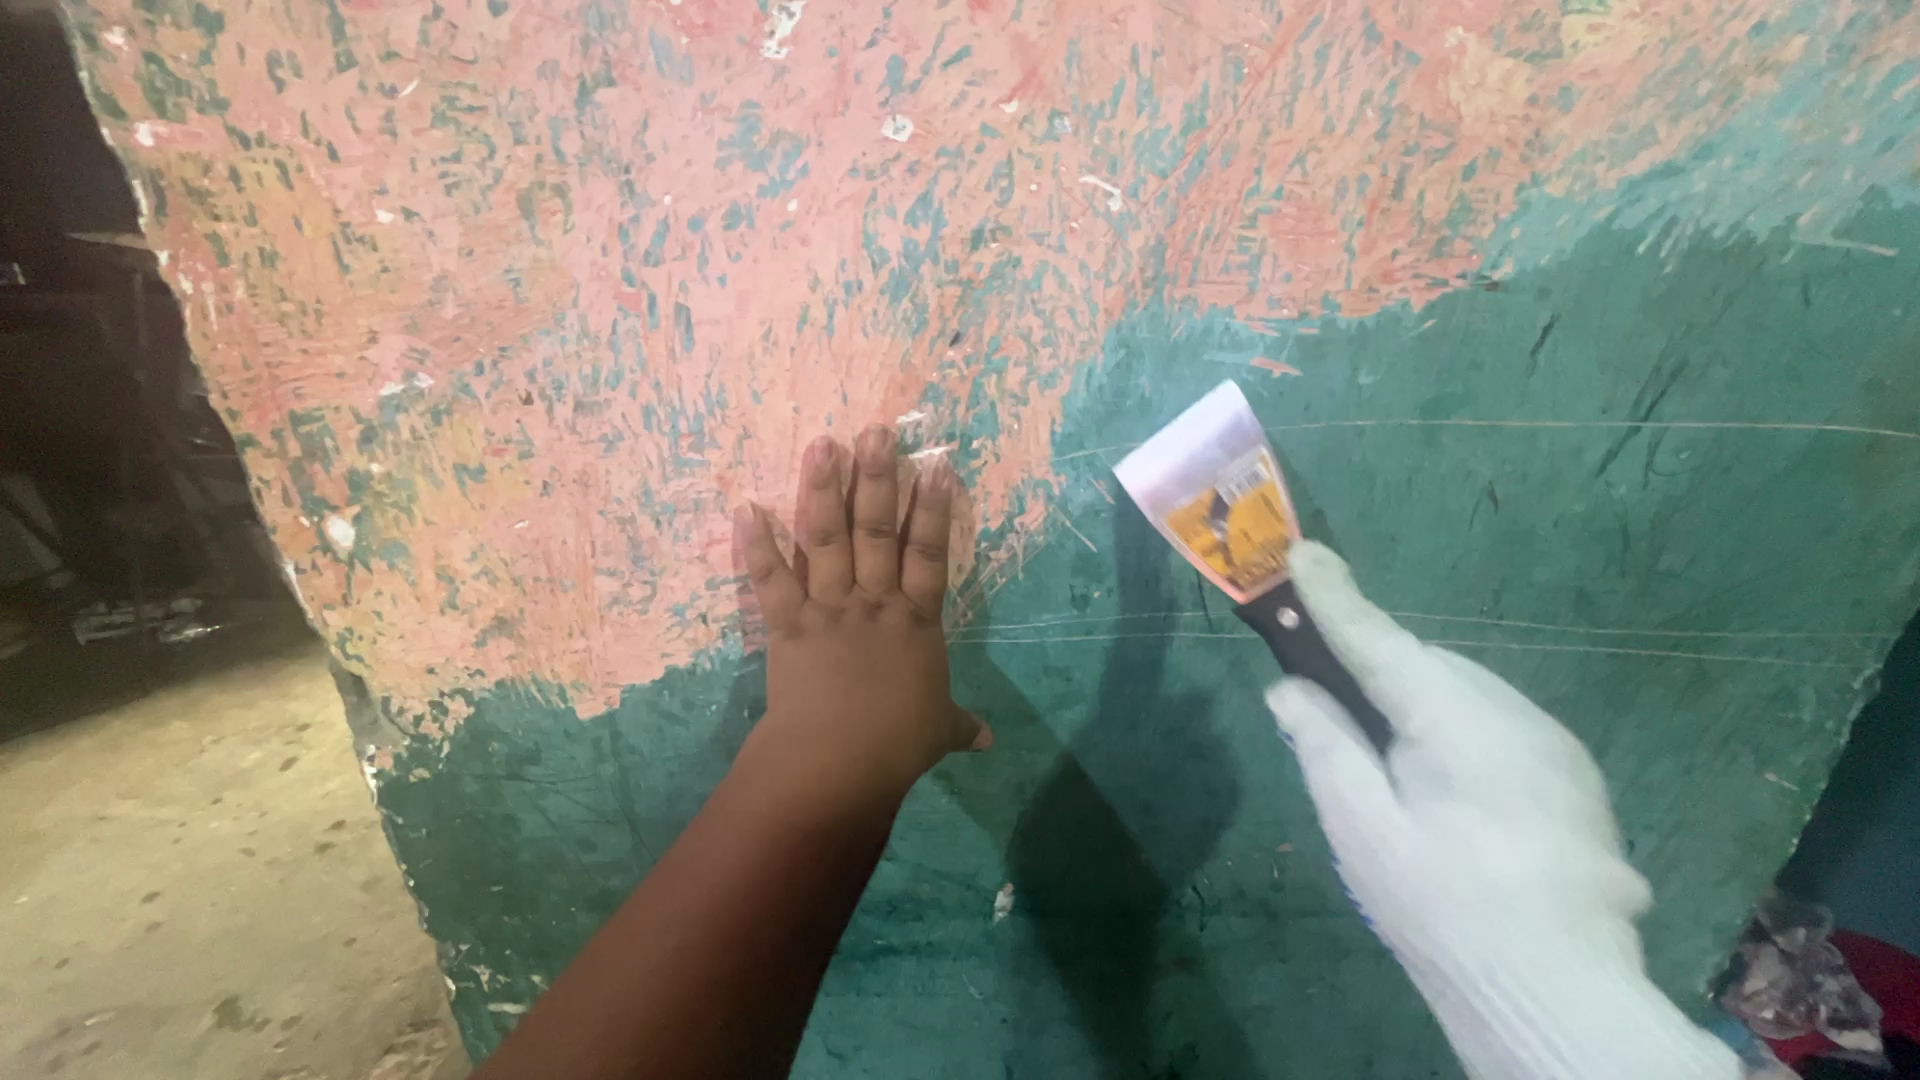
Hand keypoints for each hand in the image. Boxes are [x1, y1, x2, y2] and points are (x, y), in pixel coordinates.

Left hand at [732, 426, 987, 813]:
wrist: (840, 763)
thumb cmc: (897, 744)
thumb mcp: (937, 731)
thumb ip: (959, 724)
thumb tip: (988, 740)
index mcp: (915, 621)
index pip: (929, 553)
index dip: (933, 509)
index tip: (935, 464)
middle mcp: (874, 602)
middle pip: (878, 531)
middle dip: (878, 479)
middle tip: (875, 431)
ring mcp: (829, 609)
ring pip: (826, 540)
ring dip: (822, 490)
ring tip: (822, 443)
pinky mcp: (788, 625)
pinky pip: (769, 580)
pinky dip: (754, 545)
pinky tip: (745, 507)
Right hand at [1268, 540, 1740, 1079]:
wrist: (1557, 996)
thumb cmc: (1442, 909)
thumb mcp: (1360, 828)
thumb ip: (1323, 743)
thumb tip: (1290, 686)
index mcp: (1459, 724)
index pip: (1379, 642)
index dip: (1334, 597)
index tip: (1301, 551)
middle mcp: (1516, 716)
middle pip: (1422, 660)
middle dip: (1369, 654)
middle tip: (1315, 673)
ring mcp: (1553, 744)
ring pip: (1459, 685)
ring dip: (1408, 688)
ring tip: (1371, 733)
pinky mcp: (1568, 772)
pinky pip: (1488, 715)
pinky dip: (1444, 715)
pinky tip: (1430, 763)